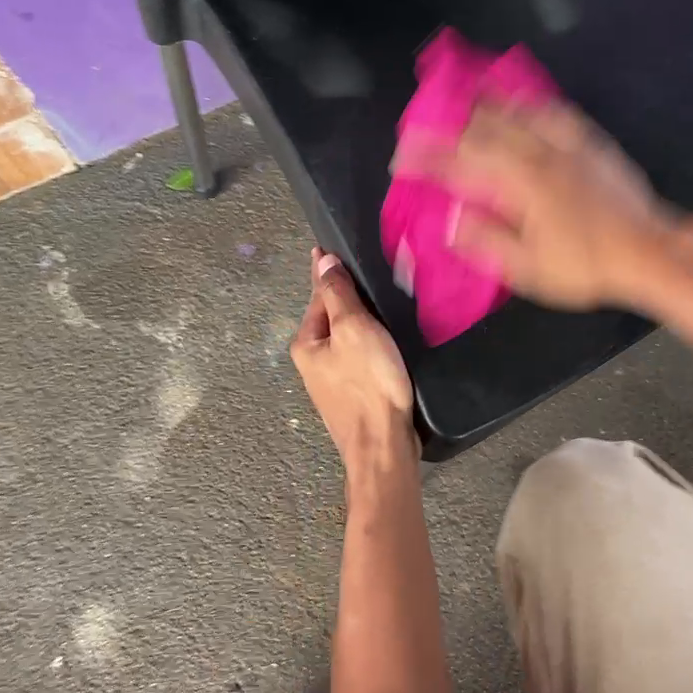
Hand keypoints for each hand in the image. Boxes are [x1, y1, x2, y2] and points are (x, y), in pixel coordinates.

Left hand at [290, 248, 417, 470]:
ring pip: (346, 337)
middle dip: (346, 295)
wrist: (384, 446)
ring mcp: (331, 381)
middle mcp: (312, 361)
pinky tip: (386, 336)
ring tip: (380, 297)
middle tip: (366, 269)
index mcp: (306, 343)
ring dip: (360, 318)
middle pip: (331, 316)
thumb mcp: (354, 329)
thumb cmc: (369, 383)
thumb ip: (339, 294)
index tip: (333, 247)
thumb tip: (322, 260)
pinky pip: (358, 355)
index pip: (319, 294)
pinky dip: (369, 340)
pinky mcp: (353, 395)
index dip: (331, 271)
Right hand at [398, 98, 676, 309]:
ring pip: (517, 112)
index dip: (427, 159)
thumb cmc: (585, 265)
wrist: (648, 250)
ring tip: (463, 96)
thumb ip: (486, 240)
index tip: (402, 158)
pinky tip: (523, 100)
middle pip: (484, 129)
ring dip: (485, 104)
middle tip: (424, 126)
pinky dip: (530, 103)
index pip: (461, 165)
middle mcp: (538, 155)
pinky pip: (554, 112)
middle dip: (448, 126)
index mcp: (518, 185)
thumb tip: (451, 221)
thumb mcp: (528, 268)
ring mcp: (566, 144)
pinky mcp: (589, 142)